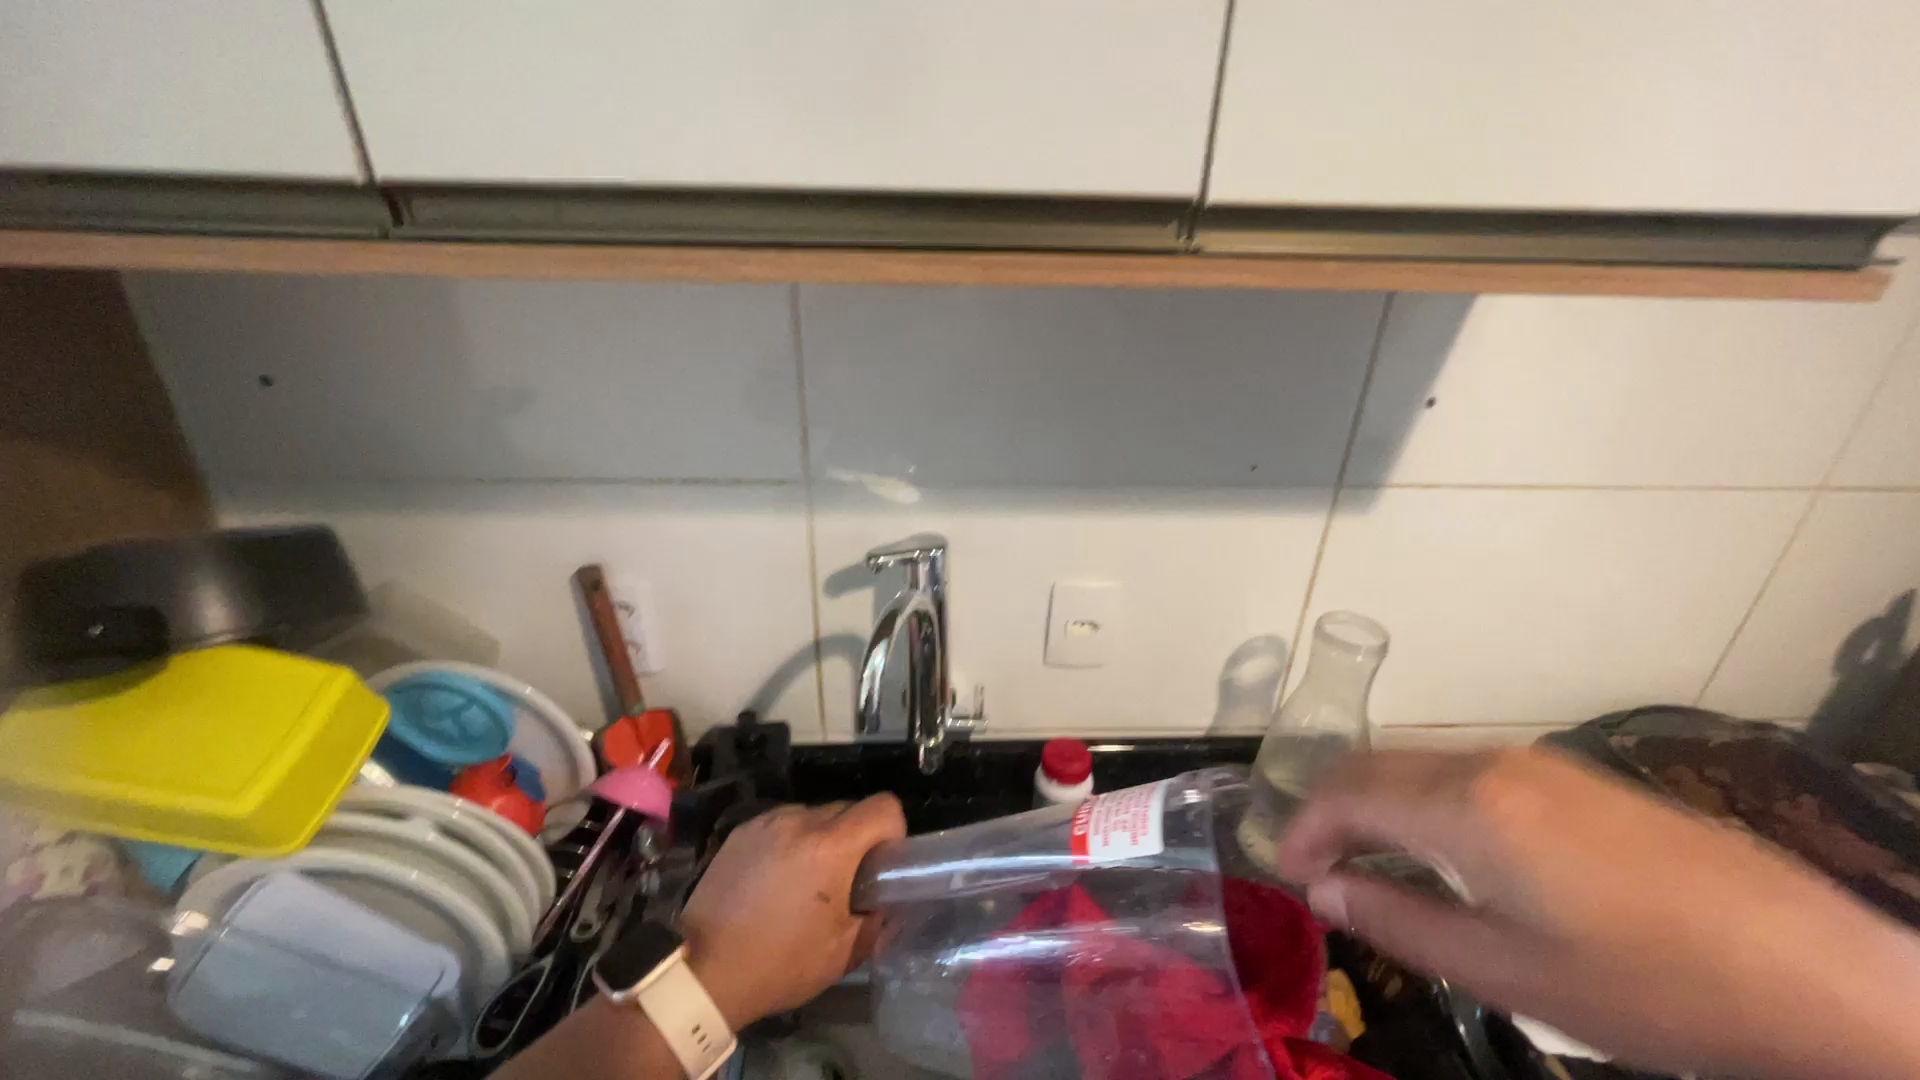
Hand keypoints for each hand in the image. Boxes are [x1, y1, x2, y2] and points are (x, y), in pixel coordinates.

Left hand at [679, 794, 904, 1027]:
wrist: (704, 971)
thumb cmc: (780, 963)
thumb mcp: (843, 952)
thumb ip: (877, 919)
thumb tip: (888, 902)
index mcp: (831, 846)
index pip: (884, 807)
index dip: (892, 832)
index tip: (882, 865)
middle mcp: (801, 820)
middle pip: (849, 810)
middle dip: (856, 840)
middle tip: (844, 882)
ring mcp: (767, 821)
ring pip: (814, 815)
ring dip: (821, 840)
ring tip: (804, 882)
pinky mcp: (742, 830)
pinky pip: (782, 824)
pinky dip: (789, 843)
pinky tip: (773, 880)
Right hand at [1273, 748, 1919, 1079]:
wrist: (1816, 971)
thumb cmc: (1647, 982)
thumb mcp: (1509, 972)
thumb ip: (1399, 921)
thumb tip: (1323, 891)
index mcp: (1465, 807)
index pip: (1345, 794)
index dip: (1303, 829)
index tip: (1288, 873)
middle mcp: (1489, 764)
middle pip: (1374, 765)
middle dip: (1329, 810)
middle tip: (1318, 869)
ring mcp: (1534, 762)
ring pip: (1417, 763)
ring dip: (1375, 803)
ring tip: (1371, 862)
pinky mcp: (1570, 775)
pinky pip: (1462, 771)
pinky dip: (1422, 800)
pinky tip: (1442, 849)